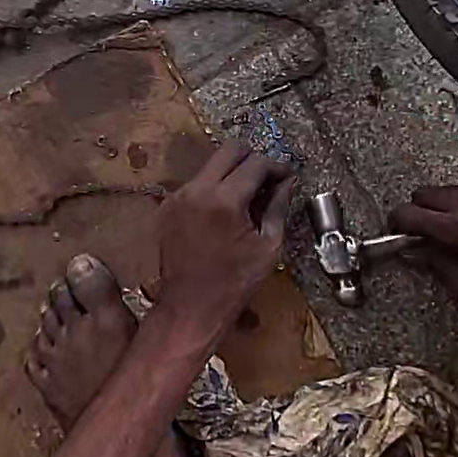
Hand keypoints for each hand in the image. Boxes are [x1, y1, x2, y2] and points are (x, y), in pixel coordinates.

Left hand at [155, 143, 296, 339]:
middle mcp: (197, 190)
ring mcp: (179, 196)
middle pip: (229, 150)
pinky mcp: (169, 206)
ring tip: (249, 195)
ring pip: (211, 164)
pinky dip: (215, 186)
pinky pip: (197, 183)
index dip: (276, 166)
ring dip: (232, 172)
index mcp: (224, 201)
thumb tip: (288, 181)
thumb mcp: (267, 246)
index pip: (256, 164)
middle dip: (253, 158)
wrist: (190, 306)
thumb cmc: (235, 282)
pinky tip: (226, 209)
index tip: (288, 176)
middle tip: (268, 178)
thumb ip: (277, 207)